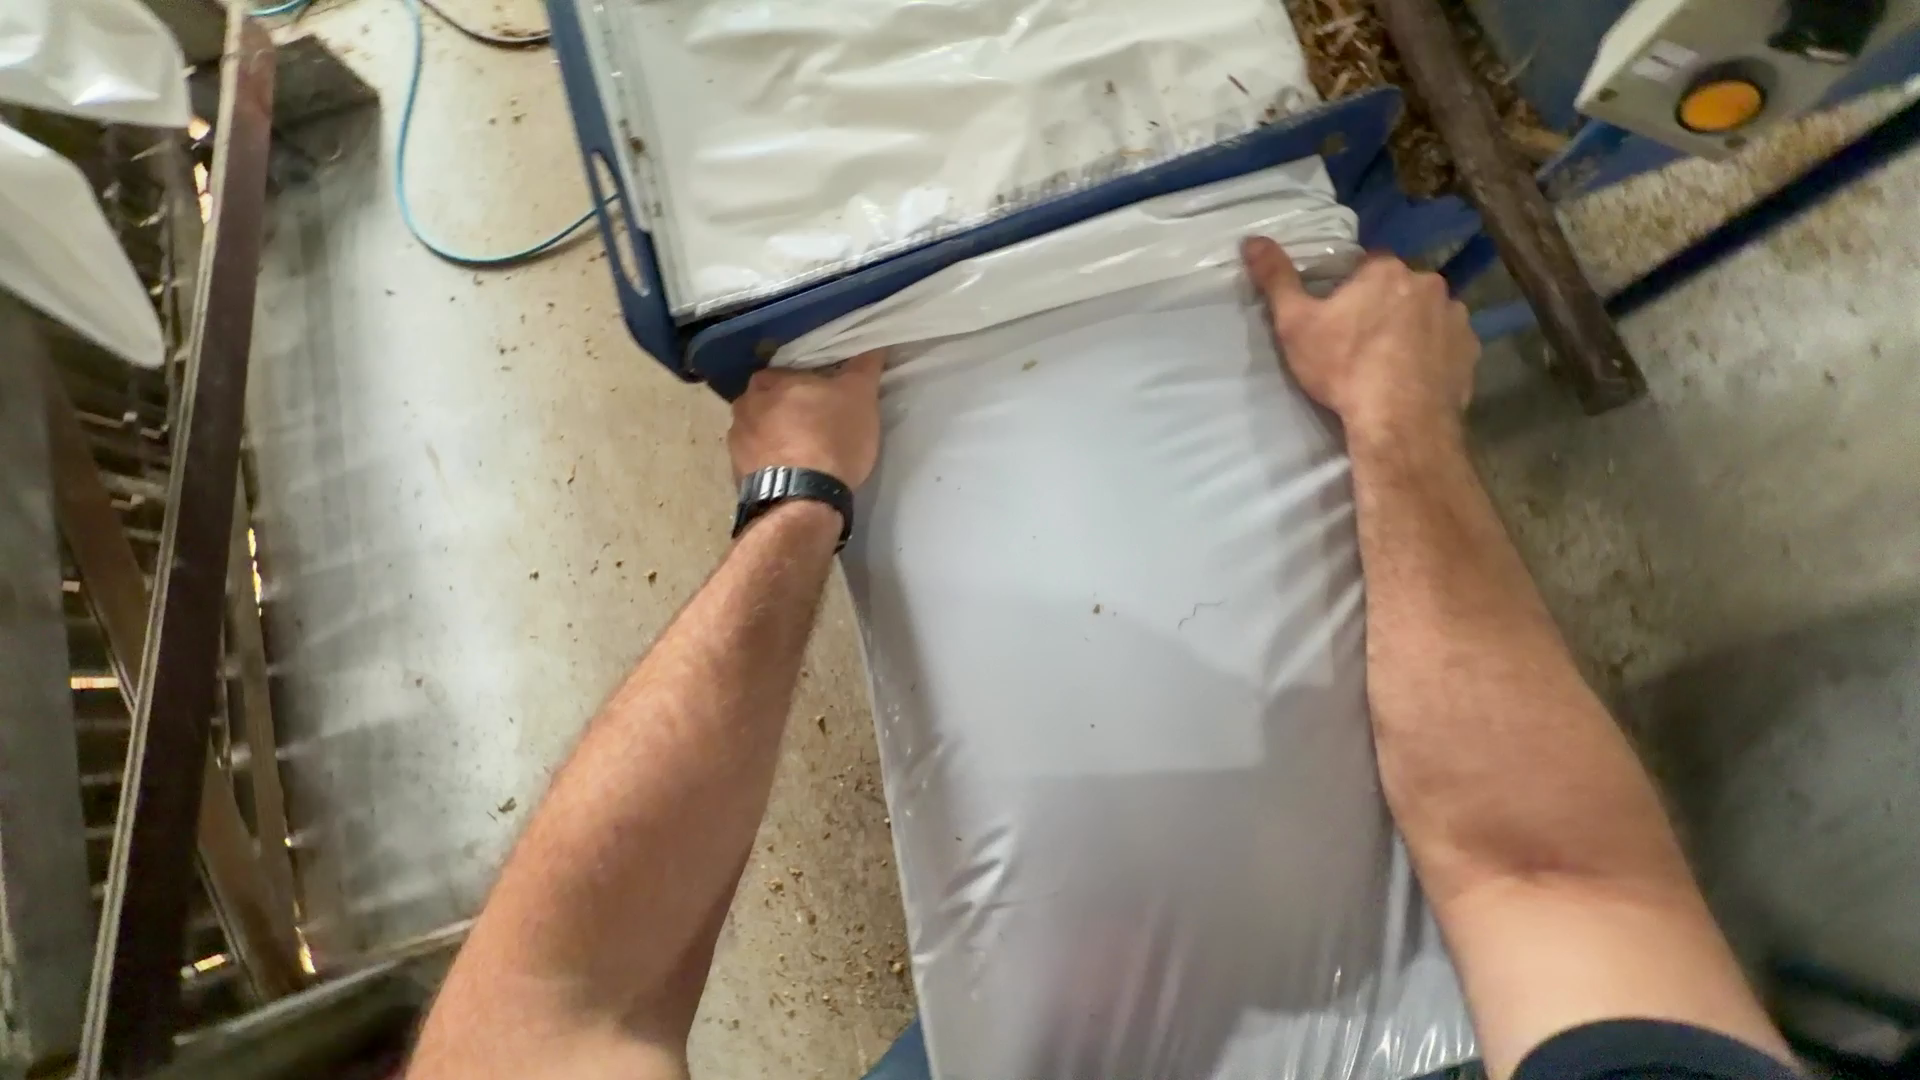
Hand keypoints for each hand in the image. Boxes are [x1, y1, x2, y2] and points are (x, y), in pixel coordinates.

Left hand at [728, 350, 885, 487]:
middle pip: (769, 401)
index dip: (809, 387)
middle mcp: (744, 406)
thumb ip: (864, 367)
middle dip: (787, 411)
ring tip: (803, 455)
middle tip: (814, 427)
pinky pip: (756, 461)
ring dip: (776, 438)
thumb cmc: (832, 438)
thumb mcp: (860, 397)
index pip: (789, 374)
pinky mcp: (738, 474)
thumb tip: (874, 344)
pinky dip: (771, 464)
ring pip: (759, 431)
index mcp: (769, 381)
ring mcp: (737, 442)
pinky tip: (791, 475)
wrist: (804, 498)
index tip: (827, 402)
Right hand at [1242, 237, 1478, 441]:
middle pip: (1399, 288)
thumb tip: (1251, 240)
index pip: (1366, 265)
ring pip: (1427, 313)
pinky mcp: (1470, 349)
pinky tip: (1411, 377)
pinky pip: (1447, 343)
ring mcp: (1455, 316)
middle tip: (1359, 342)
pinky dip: (1432, 353)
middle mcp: (1428, 283)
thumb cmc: (1342, 367)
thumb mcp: (1295, 325)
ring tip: (1388, 363)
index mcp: (1385, 271)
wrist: (1397, 418)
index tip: (1336, 315)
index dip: (1350, 289)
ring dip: (1410, 328)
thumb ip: (1276, 280)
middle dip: (1383, 307)